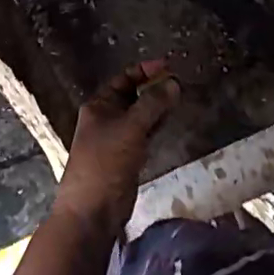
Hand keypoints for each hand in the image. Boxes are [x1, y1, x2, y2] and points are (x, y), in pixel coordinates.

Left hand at [52, 59, 179, 232]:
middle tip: (180, 81)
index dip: (144, 71)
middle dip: (153, 88)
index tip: (169, 65)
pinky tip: (171, 119)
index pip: (123, 79)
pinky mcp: (127, 156)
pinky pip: (144, 133)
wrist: (93, 209)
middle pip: (132, 96)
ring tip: (180, 96)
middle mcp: (106, 118)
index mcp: (99, 105)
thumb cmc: (106, 162)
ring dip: (157, 106)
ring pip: (140, 115)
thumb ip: (152, 105)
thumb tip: (173, 82)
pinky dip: (156, 125)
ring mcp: (117, 138)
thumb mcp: (130, 128)